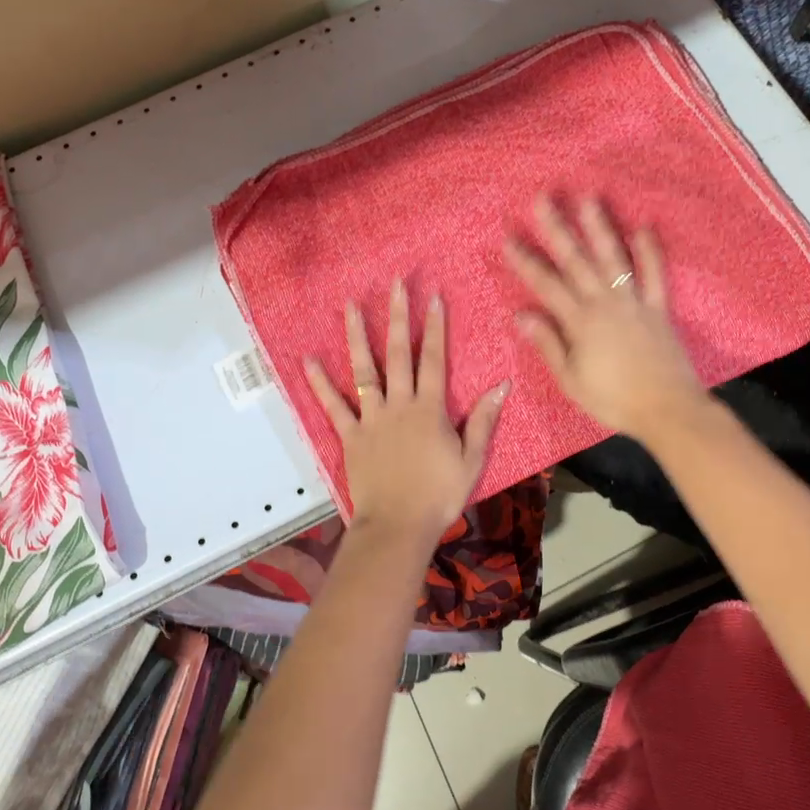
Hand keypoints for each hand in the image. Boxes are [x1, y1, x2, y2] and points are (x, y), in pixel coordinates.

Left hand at [303, 279, 508, 542]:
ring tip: (349, 306)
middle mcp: (399, 405)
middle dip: (397, 316)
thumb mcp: (471, 460)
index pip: (434, 359)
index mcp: (430, 409)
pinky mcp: (350, 436)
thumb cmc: (439, 495)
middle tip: (395, 284)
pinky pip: (334, 406)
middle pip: (397, 353)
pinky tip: (308, 361)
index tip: (433, 297)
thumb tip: (502, 385)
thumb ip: (483, 420)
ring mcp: (371, 418)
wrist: (398, 526)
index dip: (434, 327)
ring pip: (363, 370)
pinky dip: (320, 383)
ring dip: (356, 336)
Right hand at [506, 195, 706, 439]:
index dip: (526, 261)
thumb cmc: (614, 400)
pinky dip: (650, 251)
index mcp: (580, 322)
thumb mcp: (571, 380)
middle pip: (576, 261)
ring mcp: (635, 302)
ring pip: (613, 258)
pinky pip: (656, 274)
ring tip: (588, 198)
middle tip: (542, 198)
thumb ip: (548, 344)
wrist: (667, 409)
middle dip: (557, 229)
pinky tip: (643, 227)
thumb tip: (520, 314)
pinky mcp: (660, 307)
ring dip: (599, 227)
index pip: (546, 284)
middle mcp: (605, 303)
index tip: (508, 237)